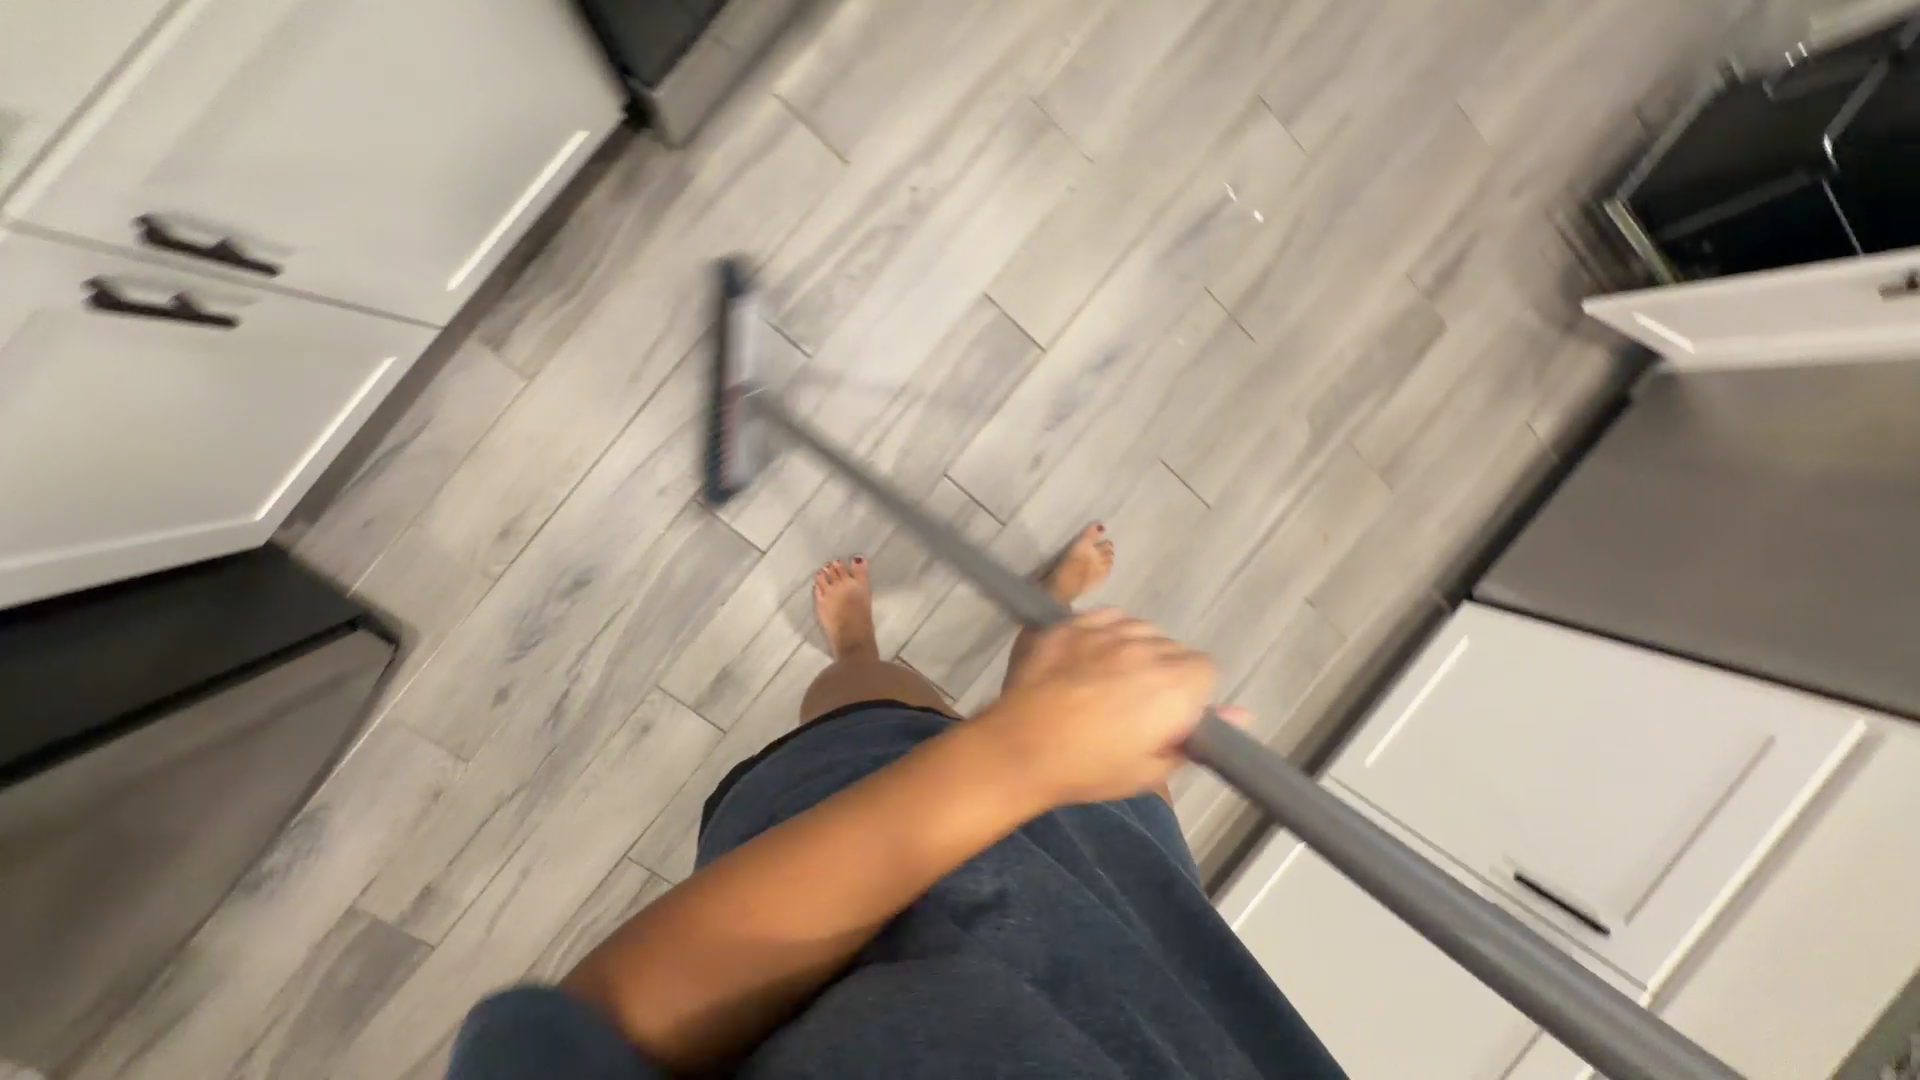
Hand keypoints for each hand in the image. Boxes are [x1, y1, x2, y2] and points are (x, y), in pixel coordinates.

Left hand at [975, 608, 1225, 806]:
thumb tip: (1243, 715)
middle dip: (1163, 672)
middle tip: (1133, 705)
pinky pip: (1105, 617)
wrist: (1020, 747)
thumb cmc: (1088, 768)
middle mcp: (1147, 647)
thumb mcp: (1152, 768)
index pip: (1206, 671)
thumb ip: (1198, 737)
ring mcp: (1106, 629)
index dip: (1190, 695)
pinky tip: (1088, 659)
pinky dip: (1104, 633)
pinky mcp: (1071, 622)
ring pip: (1140, 629)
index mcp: (1176, 685)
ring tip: (1107, 682)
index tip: (1167, 716)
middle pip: (1172, 649)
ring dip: (1134, 649)